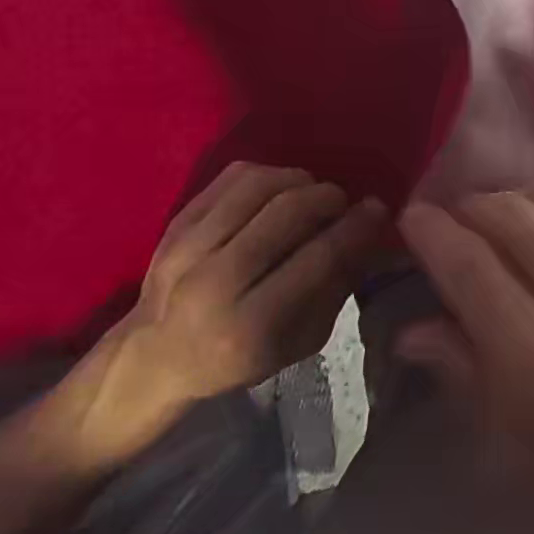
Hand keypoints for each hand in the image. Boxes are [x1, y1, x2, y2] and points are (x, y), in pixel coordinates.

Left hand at [31, 163, 387, 473]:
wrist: (156, 355)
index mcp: (250, 327)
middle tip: (342, 201)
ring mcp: (188, 247)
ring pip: (259, 186)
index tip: (377, 208)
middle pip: (286, 213)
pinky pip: (231, 177)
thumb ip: (334, 290)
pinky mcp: (176, 222)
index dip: (355, 228)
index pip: (316, 260)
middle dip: (327, 197)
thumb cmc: (237, 359)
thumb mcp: (297, 344)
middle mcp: (215, 283)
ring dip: (299, 180)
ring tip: (312, 192)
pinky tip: (278, 188)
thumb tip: (367, 235)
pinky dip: (267, 173)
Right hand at [396, 174, 533, 533]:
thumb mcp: (530, 449)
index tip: (414, 218)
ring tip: (511, 216)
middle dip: (468, 210)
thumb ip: (466, 375)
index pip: (461, 261)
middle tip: (461, 221)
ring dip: (516, 199)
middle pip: (500, 213)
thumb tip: (410, 326)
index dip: (427, 230)